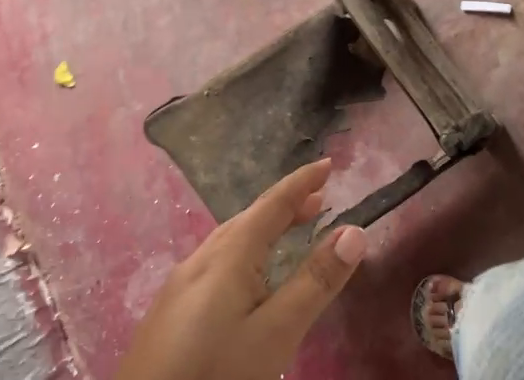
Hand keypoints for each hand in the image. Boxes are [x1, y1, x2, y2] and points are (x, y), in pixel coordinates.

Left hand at [116, 160, 366, 379]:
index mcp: (226, 257)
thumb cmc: (216, 373)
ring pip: (228, 243)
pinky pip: (215, 264)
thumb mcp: (277, 332)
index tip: (329, 163)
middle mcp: (198, 264)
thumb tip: (355, 230)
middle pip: (247, 220)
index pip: (271, 205)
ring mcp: (177, 292)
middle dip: (286, 205)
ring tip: (290, 232)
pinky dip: (245, 251)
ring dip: (264, 228)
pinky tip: (248, 277)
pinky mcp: (168, 319)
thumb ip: (316, 281)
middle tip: (320, 200)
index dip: (302, 182)